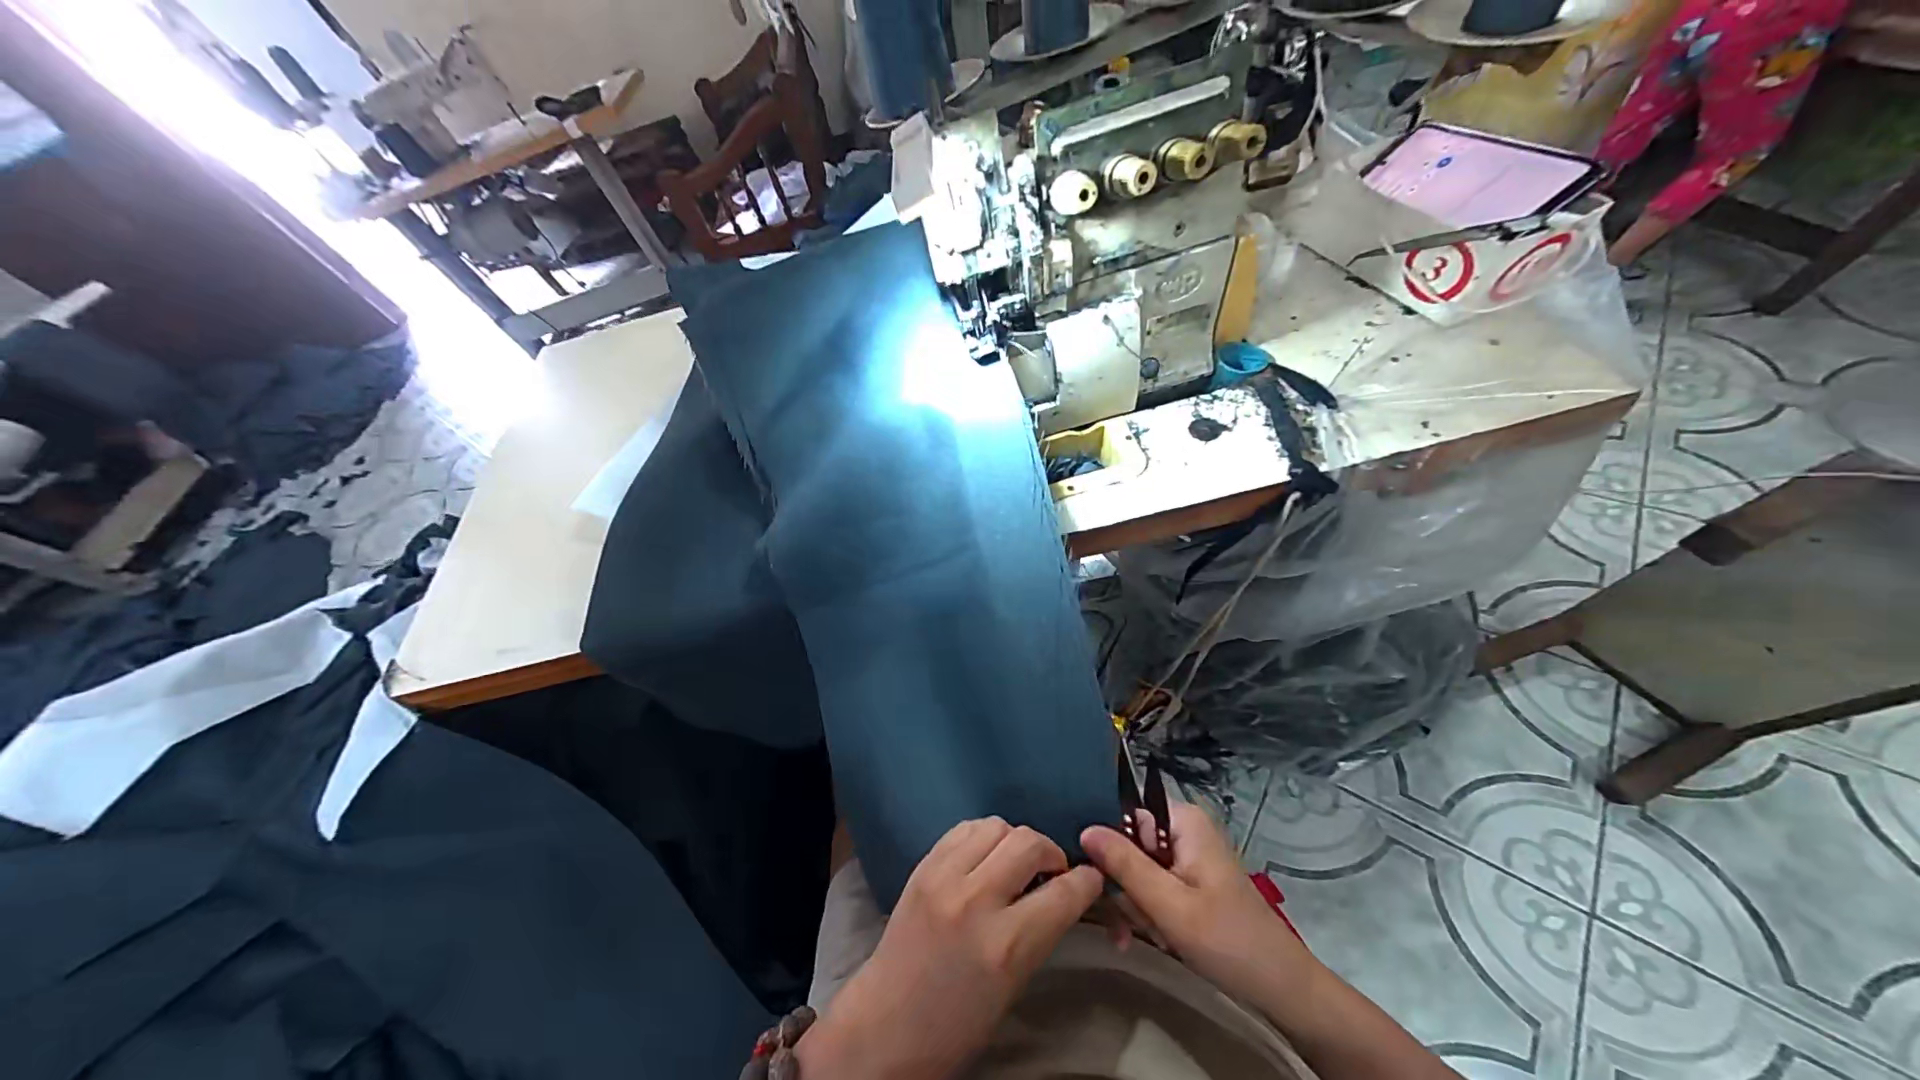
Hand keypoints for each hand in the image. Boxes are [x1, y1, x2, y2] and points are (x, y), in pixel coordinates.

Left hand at [798, 818, 1103, 1079]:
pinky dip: (982, 837)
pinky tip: (984, 857)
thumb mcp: (1015, 981)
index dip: (1087, 881)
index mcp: (1008, 945)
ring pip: (996, 825)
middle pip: (1030, 842)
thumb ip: (1041, 929)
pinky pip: (963, 829)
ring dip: (1014, 840)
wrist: (887, 1024)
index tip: (1090, 879)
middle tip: (1050, 871)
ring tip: (1013, 862)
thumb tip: (1064, 890)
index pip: (1066, 892)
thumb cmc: (959, 1021)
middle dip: (1051, 852)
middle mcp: (977, 901)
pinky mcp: (922, 867)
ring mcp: (944, 878)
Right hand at [1081, 802, 1318, 1006]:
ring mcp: (1186, 856)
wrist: (1281, 988)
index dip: (1103, 839)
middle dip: (1120, 884)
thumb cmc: (1227, 940)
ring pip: (1135, 868)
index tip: (1093, 873)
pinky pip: (1150, 885)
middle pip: (1126, 842)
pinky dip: (1145, 911)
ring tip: (1139, 935)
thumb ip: (1125, 863)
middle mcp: (1182, 830)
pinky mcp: (1187, 881)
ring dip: (1132, 904)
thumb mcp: (1169, 904)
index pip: (1124, 809)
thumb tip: (1085, 828)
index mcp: (1183, 820)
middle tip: (1124, 922)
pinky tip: (1148, 937)